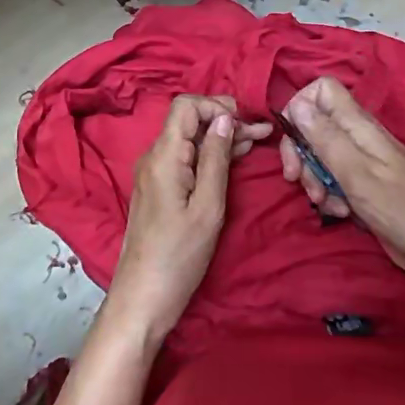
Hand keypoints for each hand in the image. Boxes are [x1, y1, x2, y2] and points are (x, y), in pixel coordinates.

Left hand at [106, 95, 272, 339]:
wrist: (143, 299)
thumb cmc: (179, 256)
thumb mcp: (208, 206)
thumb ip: (215, 158)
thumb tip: (224, 118)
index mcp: (164, 156)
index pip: (186, 105)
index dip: (216, 105)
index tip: (245, 123)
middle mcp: (154, 156)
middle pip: (189, 120)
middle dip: (224, 120)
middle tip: (261, 133)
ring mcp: (154, 172)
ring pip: (189, 138)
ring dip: (220, 137)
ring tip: (257, 141)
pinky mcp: (159, 188)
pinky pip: (185, 157)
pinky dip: (209, 154)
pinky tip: (234, 158)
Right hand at [282, 77, 404, 288]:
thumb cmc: (402, 209)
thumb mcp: (356, 173)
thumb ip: (326, 138)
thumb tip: (296, 103)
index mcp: (358, 124)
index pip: (322, 91)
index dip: (301, 106)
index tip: (293, 138)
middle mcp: (358, 136)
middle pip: (314, 125)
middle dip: (300, 152)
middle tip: (296, 178)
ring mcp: (361, 161)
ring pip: (321, 155)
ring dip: (314, 179)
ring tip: (326, 203)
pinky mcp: (363, 185)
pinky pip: (334, 180)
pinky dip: (330, 195)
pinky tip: (339, 212)